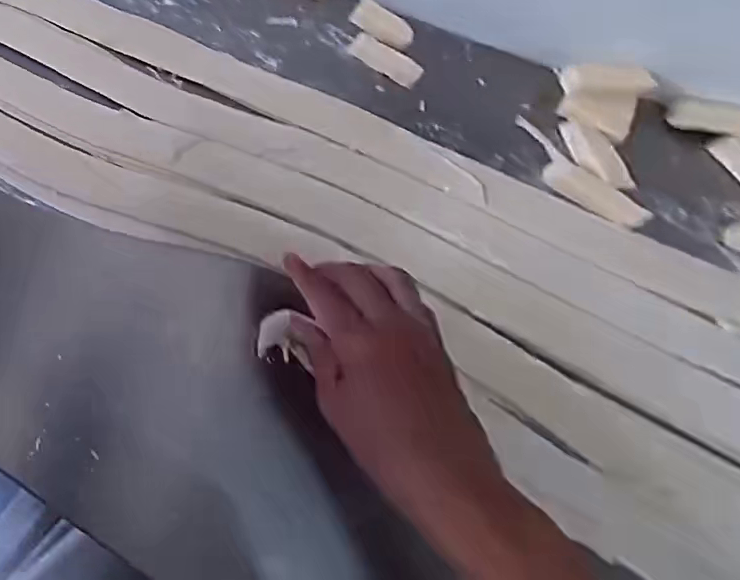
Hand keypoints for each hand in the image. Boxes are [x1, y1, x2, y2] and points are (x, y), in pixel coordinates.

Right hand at [281, 256, 507, 517]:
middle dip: (330, 269)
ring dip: (364, 271)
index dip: (303, 273)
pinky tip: (382, 301)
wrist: (449, 479)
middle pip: (356, 277)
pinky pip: (412, 297)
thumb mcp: (335, 405)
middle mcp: (390, 325)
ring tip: (348, 280)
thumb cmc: (383, 450)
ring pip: (390, 278)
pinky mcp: (438, 343)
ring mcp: (419, 331)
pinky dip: (391, 287)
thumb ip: (319, 356)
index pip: (324, 293)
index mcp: (359, 341)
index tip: (290, 259)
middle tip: (312, 274)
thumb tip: (302, 324)